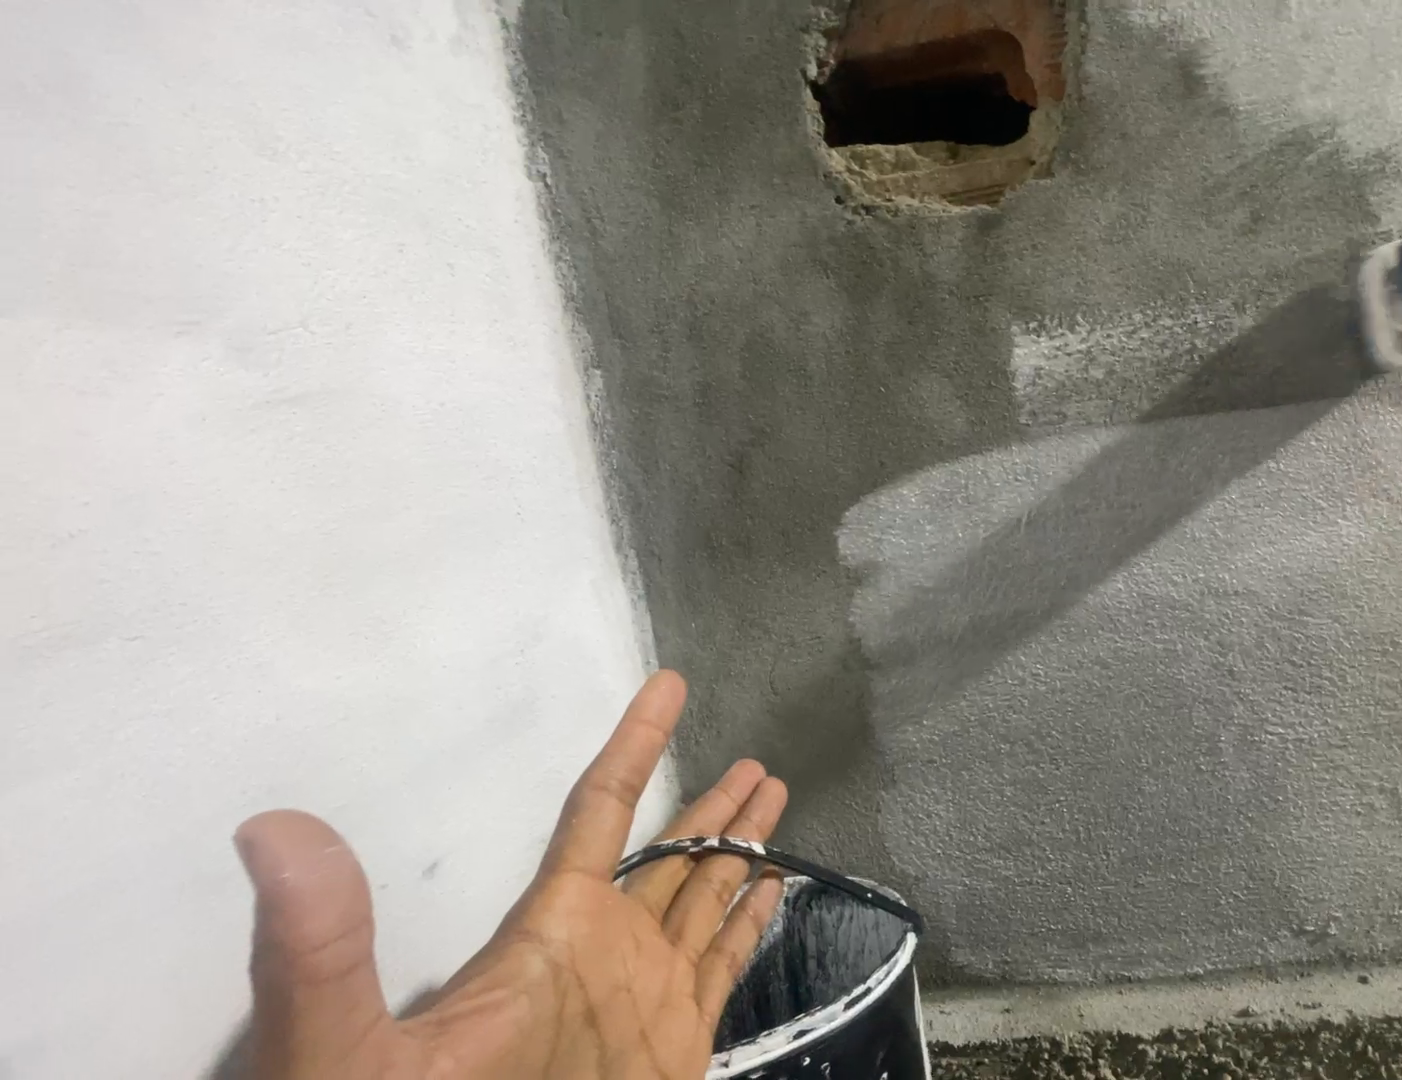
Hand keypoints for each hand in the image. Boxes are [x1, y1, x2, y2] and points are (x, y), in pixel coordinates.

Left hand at [233, 671, 788, 1079]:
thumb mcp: (338, 1049)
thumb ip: (314, 948)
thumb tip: (268, 827)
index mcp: (554, 923)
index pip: (605, 806)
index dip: (637, 742)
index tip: (669, 685)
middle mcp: (609, 942)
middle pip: (675, 849)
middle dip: (715, 803)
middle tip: (756, 762)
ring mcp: (650, 991)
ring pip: (709, 894)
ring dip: (741, 845)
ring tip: (772, 798)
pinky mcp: (682, 1038)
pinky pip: (728, 960)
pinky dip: (754, 921)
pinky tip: (773, 886)